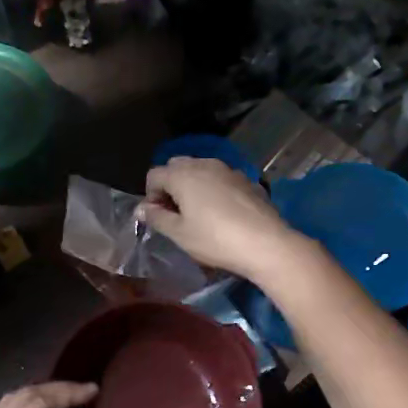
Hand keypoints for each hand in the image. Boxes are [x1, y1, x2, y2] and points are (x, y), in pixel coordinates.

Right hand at [137, 157, 306, 280]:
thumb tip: (141, 208)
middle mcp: (204, 164)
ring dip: (192, 186)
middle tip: (176, 214)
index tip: (158, 218)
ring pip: (200, 170)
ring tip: (198, 213)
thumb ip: (156, 217)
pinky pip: (220, 178)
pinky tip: (222, 213)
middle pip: (176, 166)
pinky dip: (213, 189)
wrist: (266, 243)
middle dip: (170, 186)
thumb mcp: (179, 233)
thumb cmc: (215, 239)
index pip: (154, 175)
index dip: (150, 196)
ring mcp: (228, 170)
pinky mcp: (246, 180)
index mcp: (182, 175)